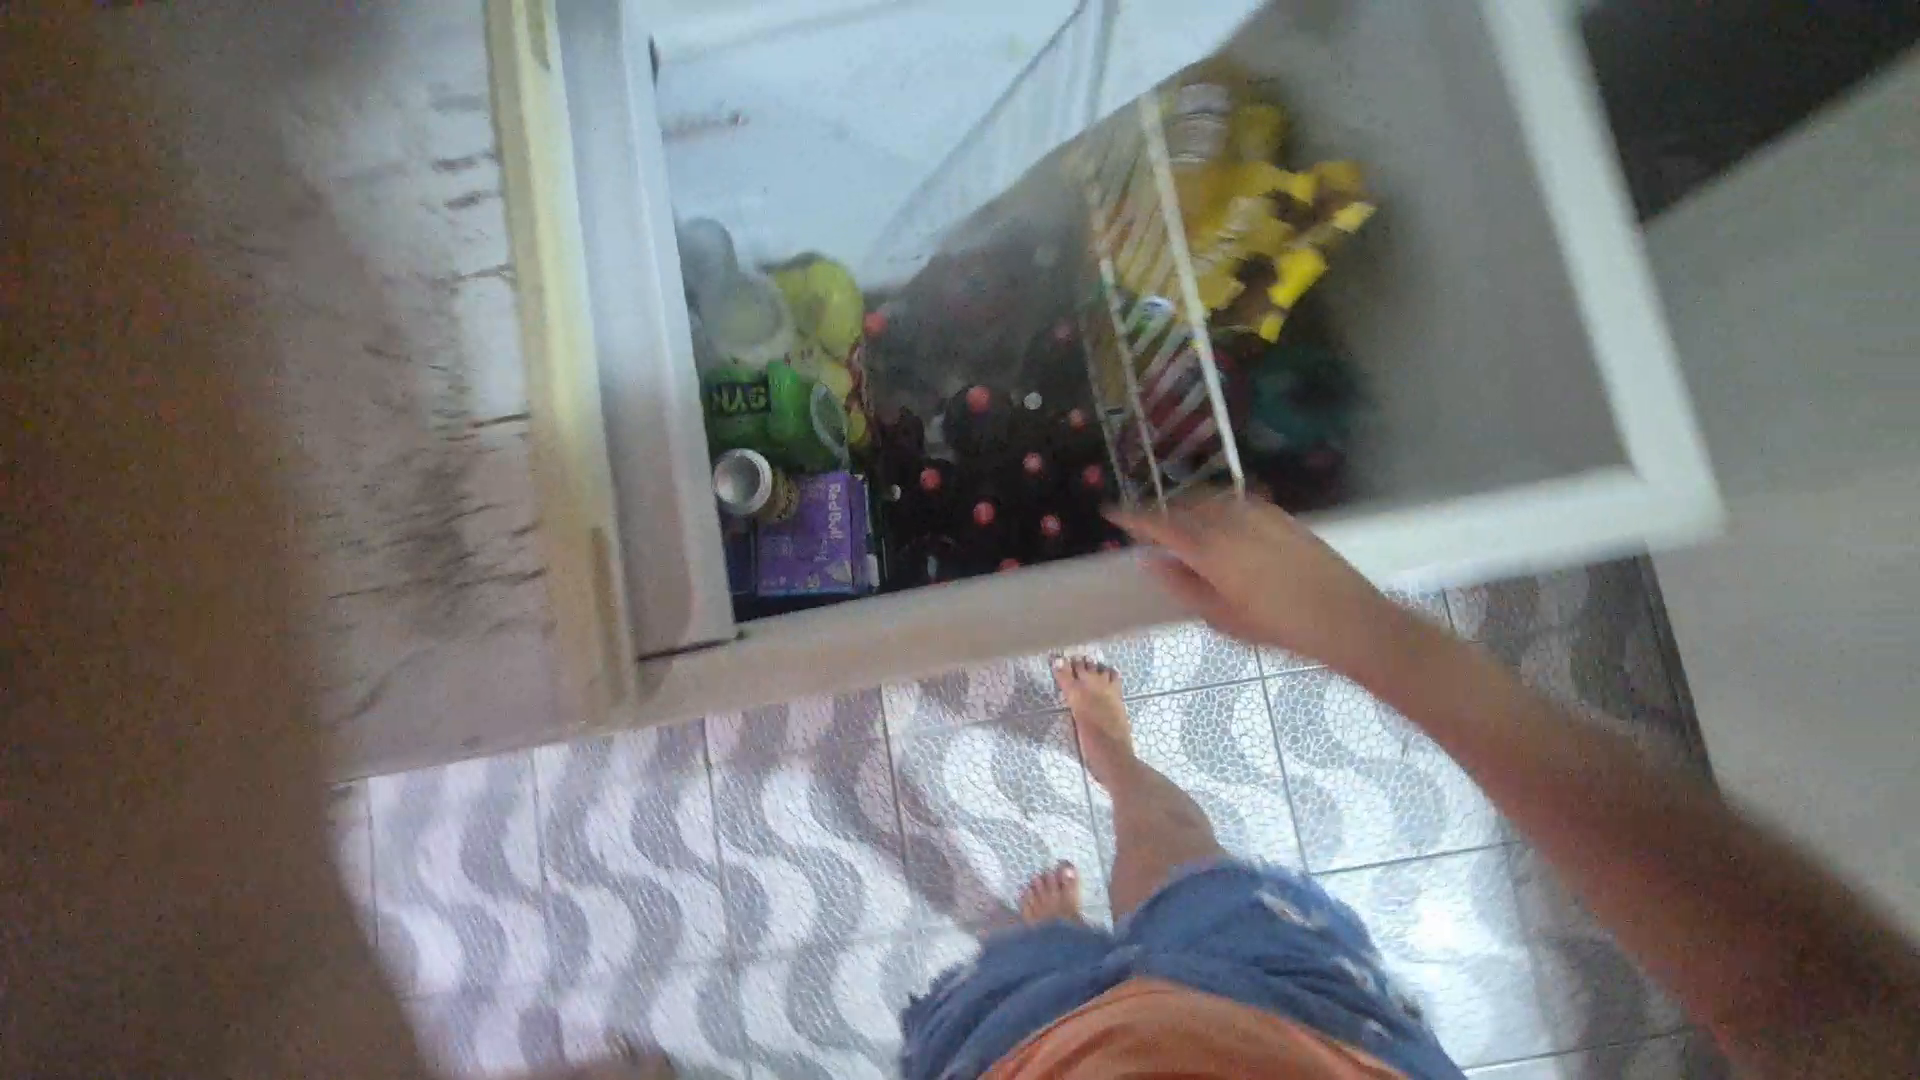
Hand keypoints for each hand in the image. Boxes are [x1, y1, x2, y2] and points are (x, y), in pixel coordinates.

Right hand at [1107, 495, 1406, 675]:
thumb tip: (1152, 562)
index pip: (1160, 524)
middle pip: (1185, 506)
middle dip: (1163, 513)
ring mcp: (1259, 514)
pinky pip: (1238, 503)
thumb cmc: (1278, 627)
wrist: (1347, 619)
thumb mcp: (1221, 617)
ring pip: (1211, 501)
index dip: (1132, 517)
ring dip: (1191, 509)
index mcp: (1210, 548)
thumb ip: (1183, 585)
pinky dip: (1220, 510)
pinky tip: (1224, 528)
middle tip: (1150, 528)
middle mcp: (1231, 520)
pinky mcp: (1282, 515)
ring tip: (1184, 526)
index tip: (1112, 513)